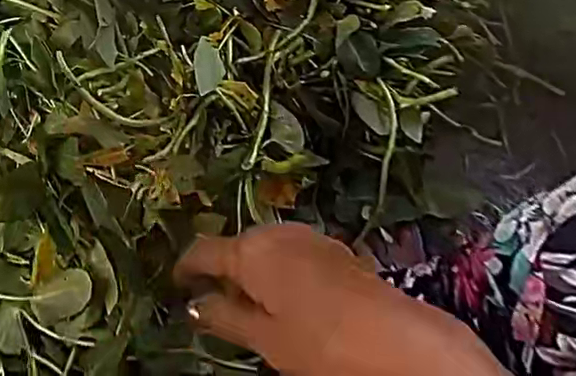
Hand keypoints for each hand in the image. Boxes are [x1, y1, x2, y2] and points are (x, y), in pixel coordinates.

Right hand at [174, 223, 506, 375]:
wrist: (401, 339)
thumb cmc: (323, 343)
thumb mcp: (268, 341)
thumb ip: (226, 318)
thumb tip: (193, 305)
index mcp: (249, 250)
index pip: (203, 249)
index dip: (185, 266)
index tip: (174, 282)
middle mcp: (273, 232)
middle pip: (235, 246)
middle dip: (224, 271)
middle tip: (217, 304)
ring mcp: (304, 235)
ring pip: (265, 248)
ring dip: (254, 272)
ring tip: (256, 307)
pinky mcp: (331, 246)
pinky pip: (290, 253)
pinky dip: (281, 272)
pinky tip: (293, 302)